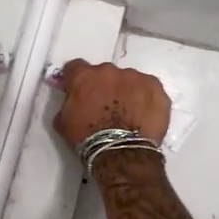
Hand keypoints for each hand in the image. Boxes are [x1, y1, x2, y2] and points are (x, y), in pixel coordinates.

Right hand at [54, 60, 171, 146]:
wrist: (121, 151)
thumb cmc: (86, 137)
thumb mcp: (62, 120)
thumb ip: (68, 102)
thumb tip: (73, 99)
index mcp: (83, 76)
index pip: (75, 67)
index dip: (76, 79)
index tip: (78, 90)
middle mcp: (109, 70)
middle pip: (104, 73)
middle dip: (103, 85)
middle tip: (104, 105)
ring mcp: (135, 77)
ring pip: (128, 79)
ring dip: (125, 91)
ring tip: (127, 112)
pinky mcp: (156, 87)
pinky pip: (148, 88)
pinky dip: (145, 97)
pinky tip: (143, 113)